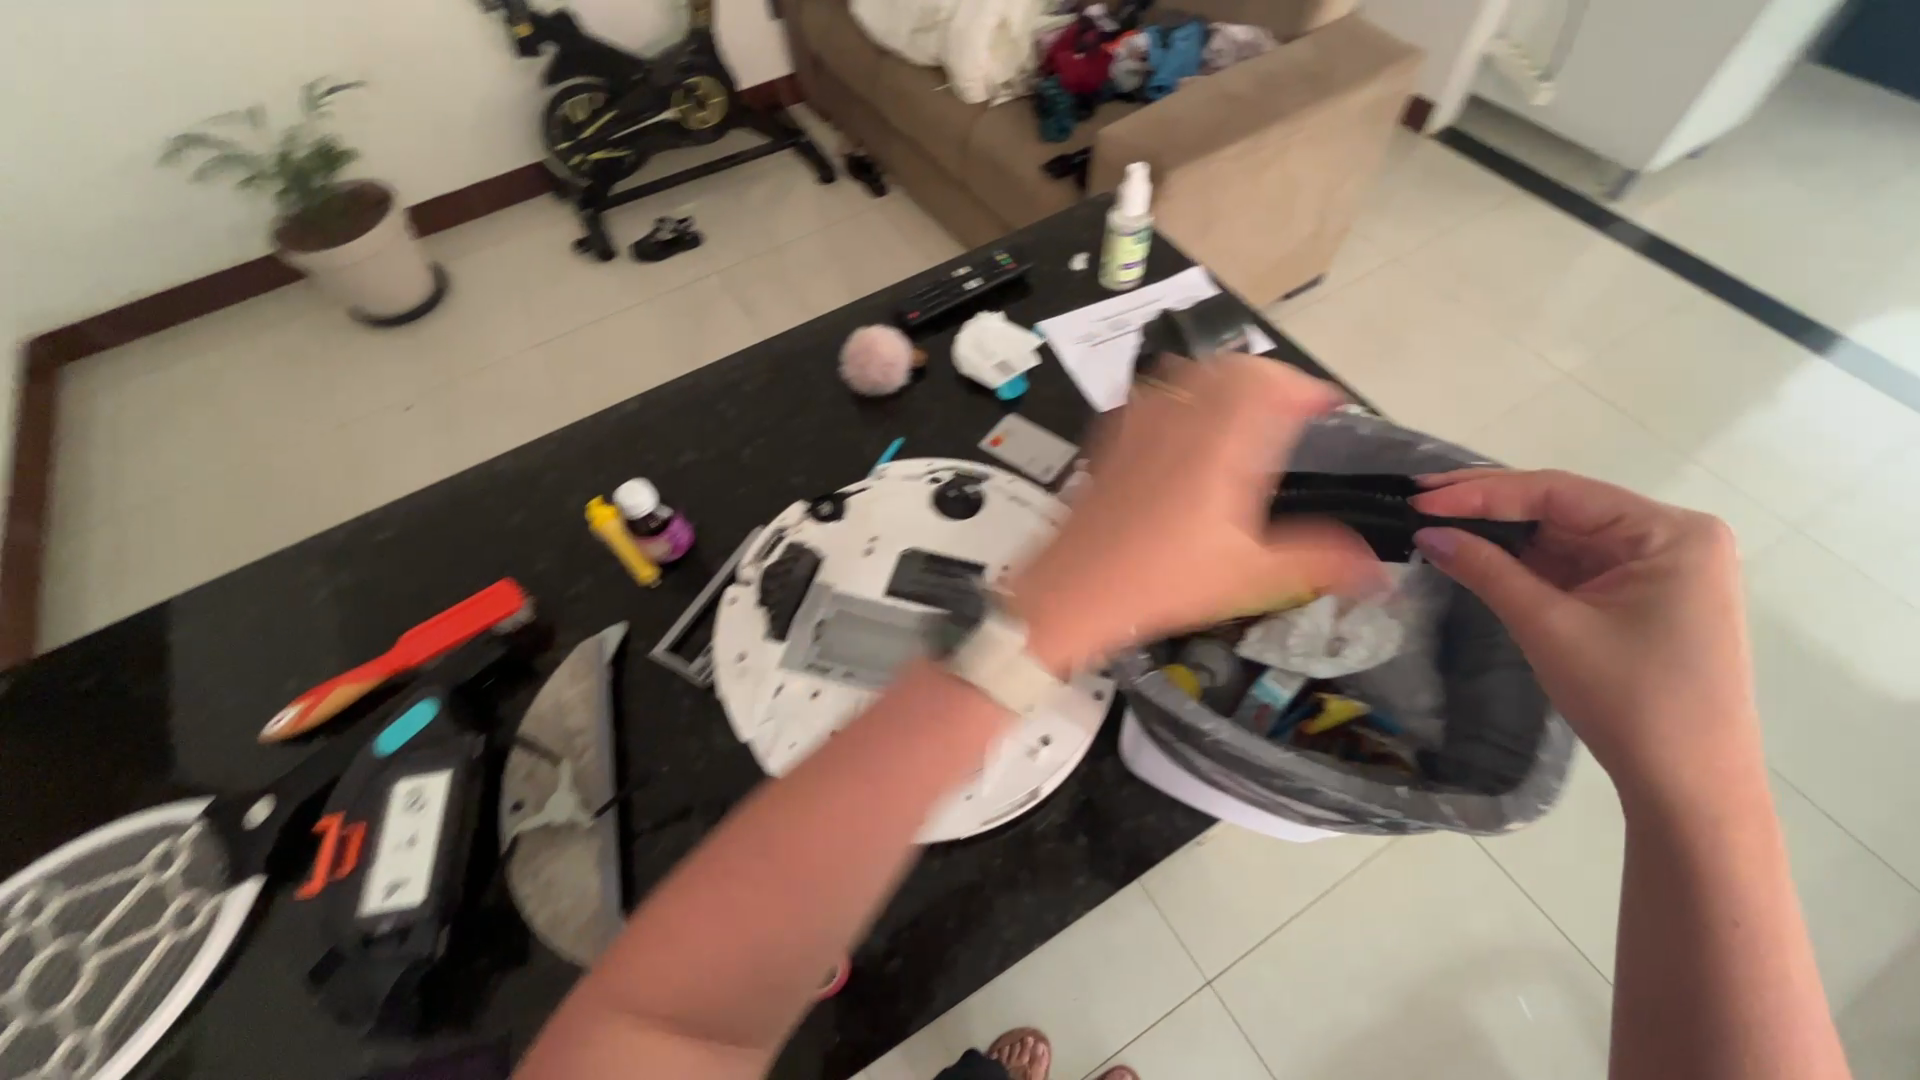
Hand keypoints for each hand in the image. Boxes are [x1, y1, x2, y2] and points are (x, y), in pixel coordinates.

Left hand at [1005, 355, 1378, 672]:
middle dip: (1266, 378)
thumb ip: (1317, 562)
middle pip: (1227, 366)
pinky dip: (1175, 397)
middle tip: (1287, 410)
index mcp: (1220, 446)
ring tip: (1239, 411)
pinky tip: (1180, 429)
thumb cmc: (1159, 583)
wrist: (1070, 593)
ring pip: (1185, 373)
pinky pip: (1147, 398)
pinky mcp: (1108, 442)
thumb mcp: (1248, 578)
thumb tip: (1376, 569)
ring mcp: (1137, 428)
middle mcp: (1178, 423)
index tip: (1324, 409)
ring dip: (1220, 380)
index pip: (1268, 383)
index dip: (1304, 388)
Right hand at [1410, 469, 1762, 809]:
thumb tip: (1426, 533)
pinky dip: (1521, 562)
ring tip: (1436, 523)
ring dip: (1501, 534)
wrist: (1688, 783)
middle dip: (1488, 506)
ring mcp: (1655, 568)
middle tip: (1420, 500)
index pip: (1559, 492)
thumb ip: (1486, 570)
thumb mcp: (1548, 626)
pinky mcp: (1637, 597)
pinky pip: (1569, 565)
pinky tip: (1476, 554)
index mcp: (1669, 532)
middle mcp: (1669, 538)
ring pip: (1561, 536)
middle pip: (1561, 508)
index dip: (1483, 491)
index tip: (1421, 498)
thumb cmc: (1631, 699)